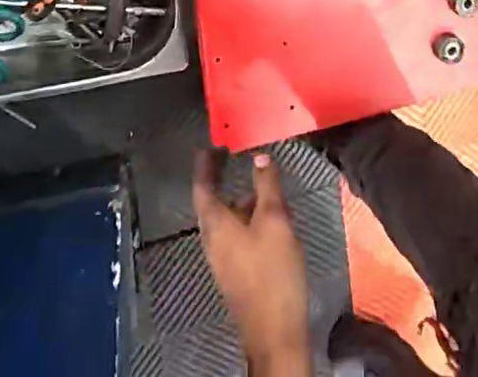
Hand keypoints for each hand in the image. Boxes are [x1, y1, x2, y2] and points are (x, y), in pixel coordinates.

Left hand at [193, 149, 310, 373]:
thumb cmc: (272, 270)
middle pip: (211, 201)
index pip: (202, 186)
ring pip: (225, 218)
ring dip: (236, 197)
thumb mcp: (275, 219)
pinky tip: (267, 216)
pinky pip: (235, 233)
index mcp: (216, 223)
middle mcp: (213, 239)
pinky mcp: (236, 271)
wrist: (275, 331)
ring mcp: (223, 257)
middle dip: (219, 177)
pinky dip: (245, 215)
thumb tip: (259, 156)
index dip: (205, 164)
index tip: (211, 146)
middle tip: (230, 156)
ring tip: (256, 182)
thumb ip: (266, 185)